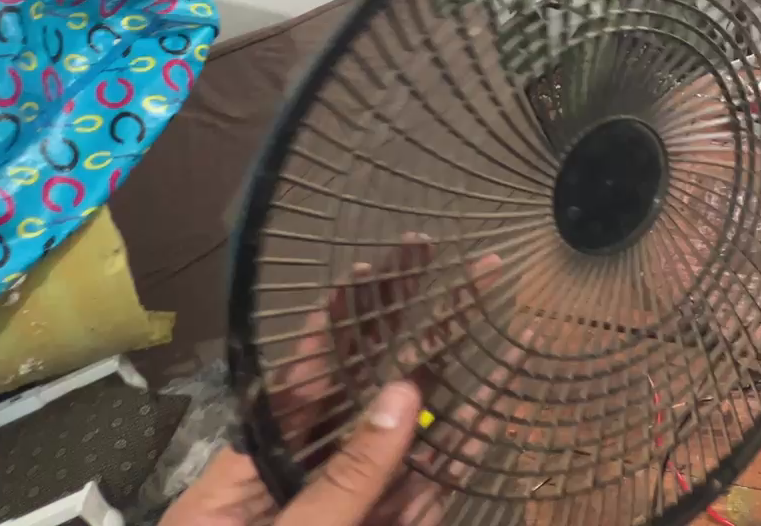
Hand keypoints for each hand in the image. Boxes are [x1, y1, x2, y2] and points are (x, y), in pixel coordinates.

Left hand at [162, 238, 510, 525]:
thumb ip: (342, 480)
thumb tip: (406, 393)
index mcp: (255, 468)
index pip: (310, 369)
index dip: (349, 310)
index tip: (391, 258)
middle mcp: (309, 475)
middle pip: (375, 388)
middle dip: (425, 331)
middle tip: (478, 275)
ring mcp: (351, 507)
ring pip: (413, 438)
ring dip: (459, 389)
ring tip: (505, 334)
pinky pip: (423, 493)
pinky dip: (457, 462)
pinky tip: (493, 417)